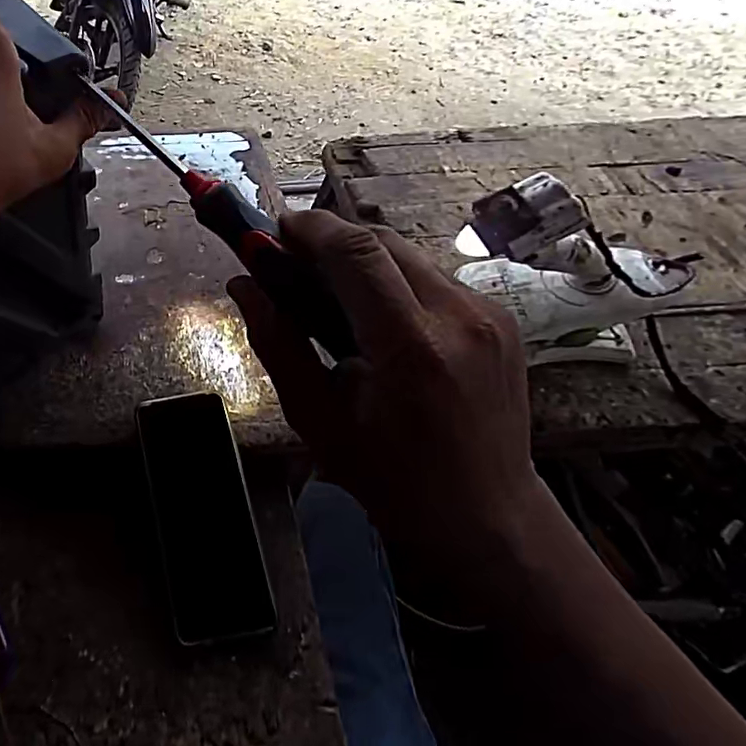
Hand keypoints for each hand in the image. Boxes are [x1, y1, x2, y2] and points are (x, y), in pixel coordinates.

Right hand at [228, 211, 538, 554]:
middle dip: (333, 238)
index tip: (277, 229)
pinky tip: (381, 317)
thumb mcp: (318, 421)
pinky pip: (434, 276)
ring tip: (335, 293)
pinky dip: (396, 279)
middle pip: (383, 239)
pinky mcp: (501, 316)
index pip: (356, 252)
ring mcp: (489, 313)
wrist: (489, 516)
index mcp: (411, 348)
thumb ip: (278, 344)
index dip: (311, 228)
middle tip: (296, 262)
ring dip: (364, 258)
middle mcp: (459, 316)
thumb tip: (244, 286)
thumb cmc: (395, 480)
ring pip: (409, 253)